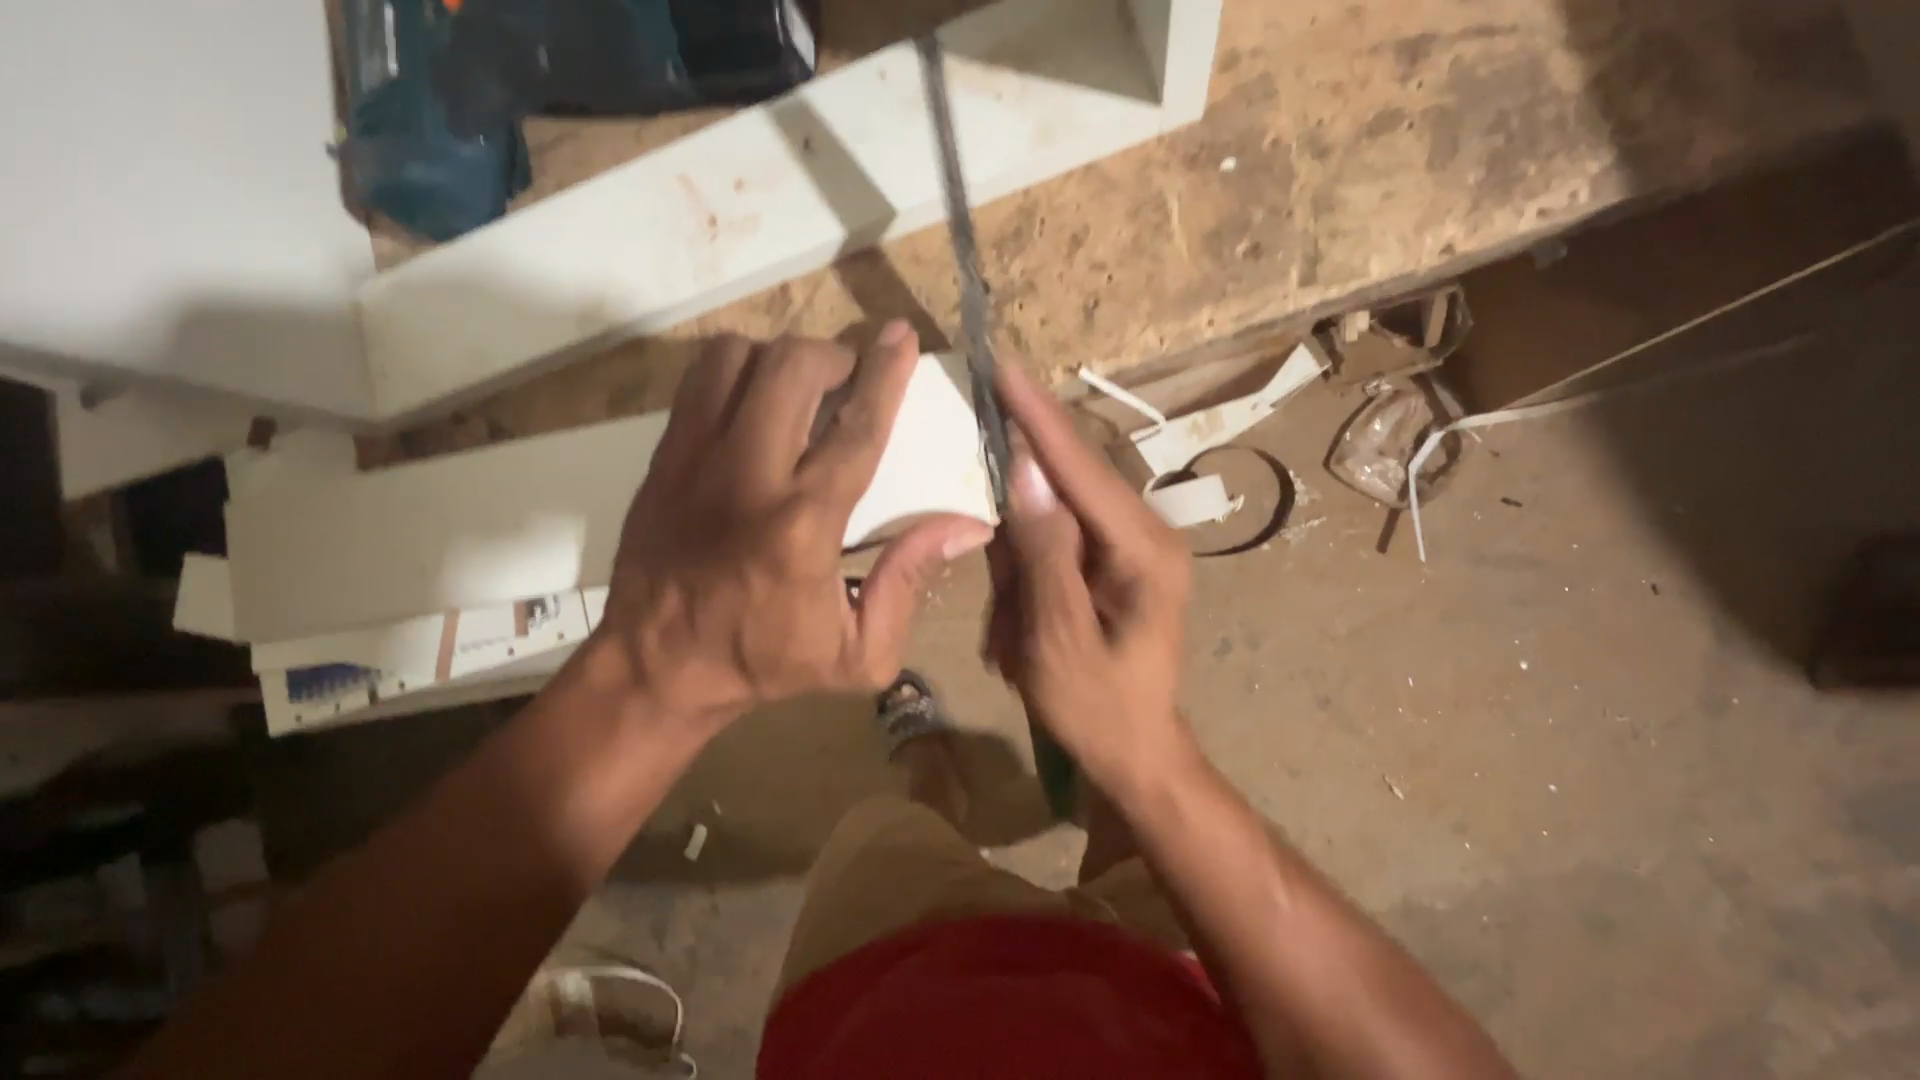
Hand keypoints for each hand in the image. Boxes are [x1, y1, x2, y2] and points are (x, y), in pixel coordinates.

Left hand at [595, 323, 993, 727]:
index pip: (855, 428)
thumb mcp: (861, 652)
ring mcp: (694, 460)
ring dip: (780, 358)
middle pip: (793, 369)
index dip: (885, 375)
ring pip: (738, 359)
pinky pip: (699, 379)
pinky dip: (736, 369)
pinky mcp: (662, 457)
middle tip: (848, 379)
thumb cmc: (765, 662)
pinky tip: (755, 399)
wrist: (656, 667)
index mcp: (803, 526)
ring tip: (800, 386)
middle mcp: (747, 478)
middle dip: (833, 357)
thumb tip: (967, 526)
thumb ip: (912, 580)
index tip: (901, 336)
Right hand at [983, 360, 1200, 795]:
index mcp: (1145, 550)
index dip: (1037, 417)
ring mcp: (1129, 546)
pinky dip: (1023, 586)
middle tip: (1003, 601)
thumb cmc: (1099, 710)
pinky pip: (1051, 548)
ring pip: (1050, 521)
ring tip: (1018, 641)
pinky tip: (1023, 636)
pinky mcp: (1111, 560)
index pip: (1082, 468)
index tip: (1002, 365)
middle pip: (1065, 488)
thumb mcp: (1058, 640)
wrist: (1136, 753)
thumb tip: (1024, 471)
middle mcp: (1145, 533)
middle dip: (1015, 535)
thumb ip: (1044, 553)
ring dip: (1017, 577)